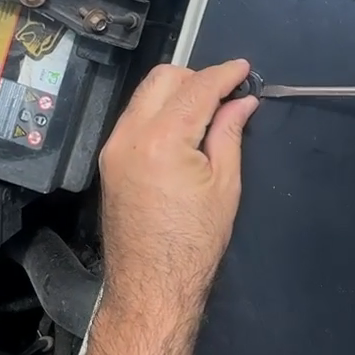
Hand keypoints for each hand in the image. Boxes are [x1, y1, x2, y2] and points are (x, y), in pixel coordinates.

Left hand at [96, 59, 258, 315]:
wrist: (150, 286)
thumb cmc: (195, 241)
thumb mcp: (225, 185)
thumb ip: (229, 133)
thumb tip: (241, 101)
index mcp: (162, 140)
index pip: (197, 88)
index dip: (224, 74)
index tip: (244, 68)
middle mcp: (130, 134)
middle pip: (164, 78)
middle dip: (197, 77)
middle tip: (226, 94)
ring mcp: (114, 146)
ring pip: (146, 94)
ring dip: (178, 91)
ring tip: (208, 111)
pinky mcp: (110, 159)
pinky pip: (136, 116)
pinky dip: (161, 110)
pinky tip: (184, 129)